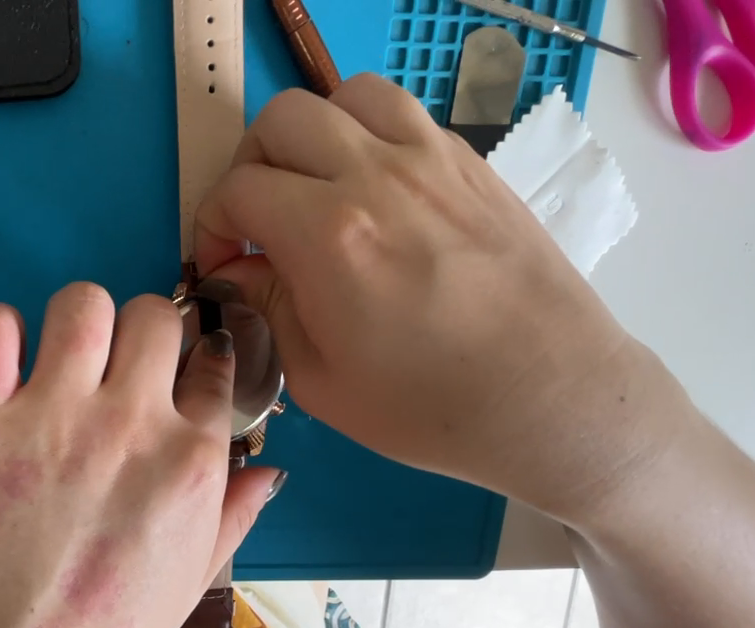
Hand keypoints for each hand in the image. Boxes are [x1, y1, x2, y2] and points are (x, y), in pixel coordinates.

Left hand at [0, 284, 281, 627]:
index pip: (209, 360)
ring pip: (81, 302)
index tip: (165, 380)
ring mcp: (53, 417)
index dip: (188, 364)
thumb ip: (237, 515)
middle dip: (136, 335)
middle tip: (108, 374)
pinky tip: (1, 367)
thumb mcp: (195, 580)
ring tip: (56, 368)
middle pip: (150, 313)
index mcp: (193, 459)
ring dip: (74, 325)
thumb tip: (270, 467)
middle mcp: (131, 423)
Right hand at [194, 76, 694, 521]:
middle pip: (281, 121)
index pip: (238, 189)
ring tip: (310, 194)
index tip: (221, 269)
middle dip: (248, 170)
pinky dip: (362, 137)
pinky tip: (367, 196)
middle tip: (255, 227)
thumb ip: (268, 308)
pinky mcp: (469, 161)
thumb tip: (236, 272)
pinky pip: (399, 113)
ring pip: (344, 95)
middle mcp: (376, 176)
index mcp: (329, 236)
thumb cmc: (422, 405)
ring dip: (309, 137)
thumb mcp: (317, 377)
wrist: (544, 396)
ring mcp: (430, 158)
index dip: (210, 228)